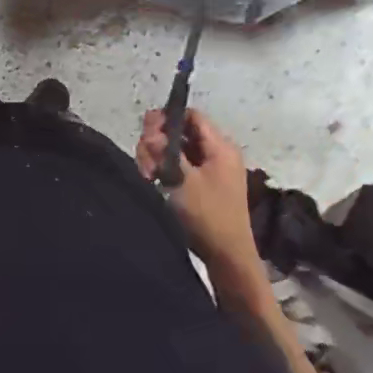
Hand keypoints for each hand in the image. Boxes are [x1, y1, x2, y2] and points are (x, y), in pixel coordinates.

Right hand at [137, 109, 255, 265]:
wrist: (227, 256)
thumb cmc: (207, 215)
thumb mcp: (182, 180)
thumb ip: (165, 152)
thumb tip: (150, 130)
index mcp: (220, 146)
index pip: (191, 116)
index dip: (167, 119)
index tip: (147, 134)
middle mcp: (217, 152)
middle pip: (180, 132)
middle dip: (157, 141)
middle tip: (144, 160)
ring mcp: (210, 169)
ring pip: (176, 149)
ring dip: (157, 157)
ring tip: (146, 174)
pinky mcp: (203, 184)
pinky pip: (180, 166)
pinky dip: (164, 169)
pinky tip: (151, 181)